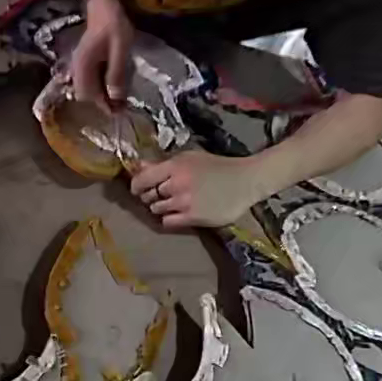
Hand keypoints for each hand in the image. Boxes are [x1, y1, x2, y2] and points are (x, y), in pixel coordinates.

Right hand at [68, 0, 133, 109]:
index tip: (119, 112)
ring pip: (87, 90)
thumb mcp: (120, 50)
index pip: (89, 96)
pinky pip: (90, 82)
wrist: (102, 6)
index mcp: (84, 67)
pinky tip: (112, 85)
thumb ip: (116, 74)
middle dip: (102, 103)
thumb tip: (115, 98)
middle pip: (86, 96)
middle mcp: (77, 70)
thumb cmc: (113, 25)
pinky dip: (100, 87)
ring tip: (119, 98)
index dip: (104, 105)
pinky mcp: (84, 64)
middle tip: (121, 106)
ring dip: (101, 96)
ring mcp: (79, 67)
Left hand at [130, 149, 266, 228]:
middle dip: (151, 196)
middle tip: (161, 195)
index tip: (138, 189)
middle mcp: (176, 184)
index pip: (142, 179)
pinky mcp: (193, 218)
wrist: (245, 181)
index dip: (136, 185)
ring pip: (156, 209)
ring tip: (173, 203)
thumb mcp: (189, 158)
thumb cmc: (217, 167)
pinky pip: (167, 222)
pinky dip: (169, 218)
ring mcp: (184, 202)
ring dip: (161, 207)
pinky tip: (178, 213)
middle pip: (148, 196)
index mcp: (174, 166)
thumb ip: (163, 163)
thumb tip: (138, 166)